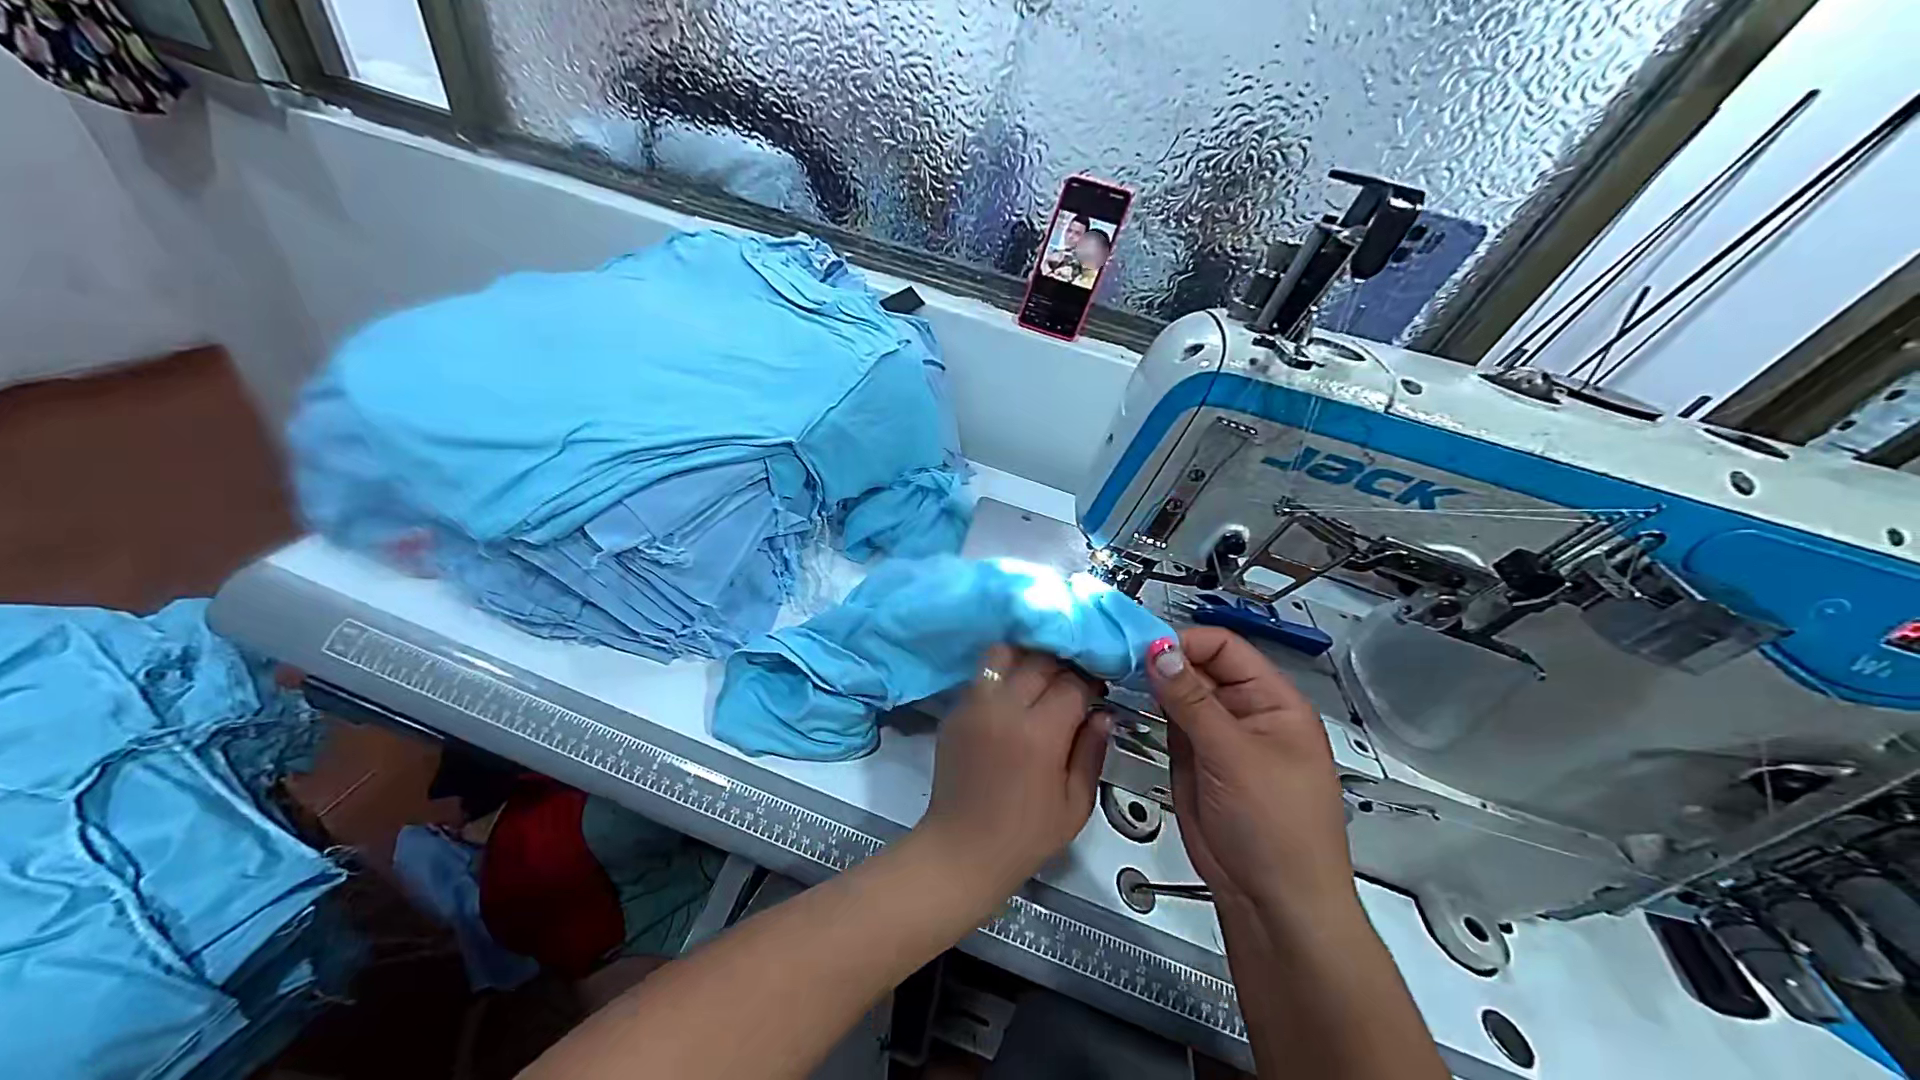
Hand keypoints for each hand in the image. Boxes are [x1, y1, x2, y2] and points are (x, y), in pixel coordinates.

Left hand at [917, 645, 1110, 890]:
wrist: (963, 848)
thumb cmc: (1027, 834)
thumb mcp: (1076, 803)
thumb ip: (1092, 751)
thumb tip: (1103, 714)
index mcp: (1039, 733)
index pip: (1072, 683)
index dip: (1090, 683)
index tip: (1098, 693)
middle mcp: (1004, 708)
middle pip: (1039, 660)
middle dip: (1062, 666)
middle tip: (1072, 684)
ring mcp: (974, 705)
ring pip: (1004, 654)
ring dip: (1027, 659)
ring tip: (1039, 679)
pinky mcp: (955, 710)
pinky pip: (981, 675)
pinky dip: (1001, 674)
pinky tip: (1013, 695)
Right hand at [1146, 628, 1354, 917]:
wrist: (1270, 900)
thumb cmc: (1278, 829)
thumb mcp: (1234, 755)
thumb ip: (1192, 701)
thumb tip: (1162, 651)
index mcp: (1273, 702)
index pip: (1225, 650)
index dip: (1186, 643)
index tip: (1146, 648)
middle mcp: (1245, 712)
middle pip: (1199, 667)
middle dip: (1163, 662)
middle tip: (1121, 659)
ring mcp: (1217, 736)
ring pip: (1180, 694)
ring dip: (1153, 684)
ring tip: (1119, 675)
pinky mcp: (1194, 758)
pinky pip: (1169, 722)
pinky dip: (1149, 711)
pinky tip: (1129, 701)